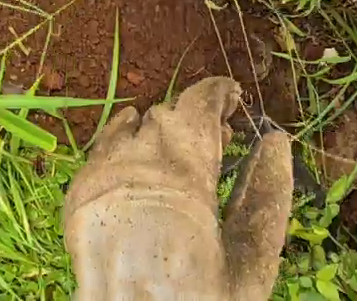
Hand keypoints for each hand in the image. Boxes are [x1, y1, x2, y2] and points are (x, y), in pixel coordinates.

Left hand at [62, 77, 291, 300]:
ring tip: (181, 153)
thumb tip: (278, 142)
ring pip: (136, 125)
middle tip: (218, 139)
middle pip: (169, 114)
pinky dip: (124, 137)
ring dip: (161, 130)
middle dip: (195, 119)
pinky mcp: (78, 189)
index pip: (200, 103)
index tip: (232, 98)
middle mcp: (140, 157)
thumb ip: (266, 196)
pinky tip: (136, 145)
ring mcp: (104, 170)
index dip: (218, 94)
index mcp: (185, 170)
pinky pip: (104, 144)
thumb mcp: (249, 263)